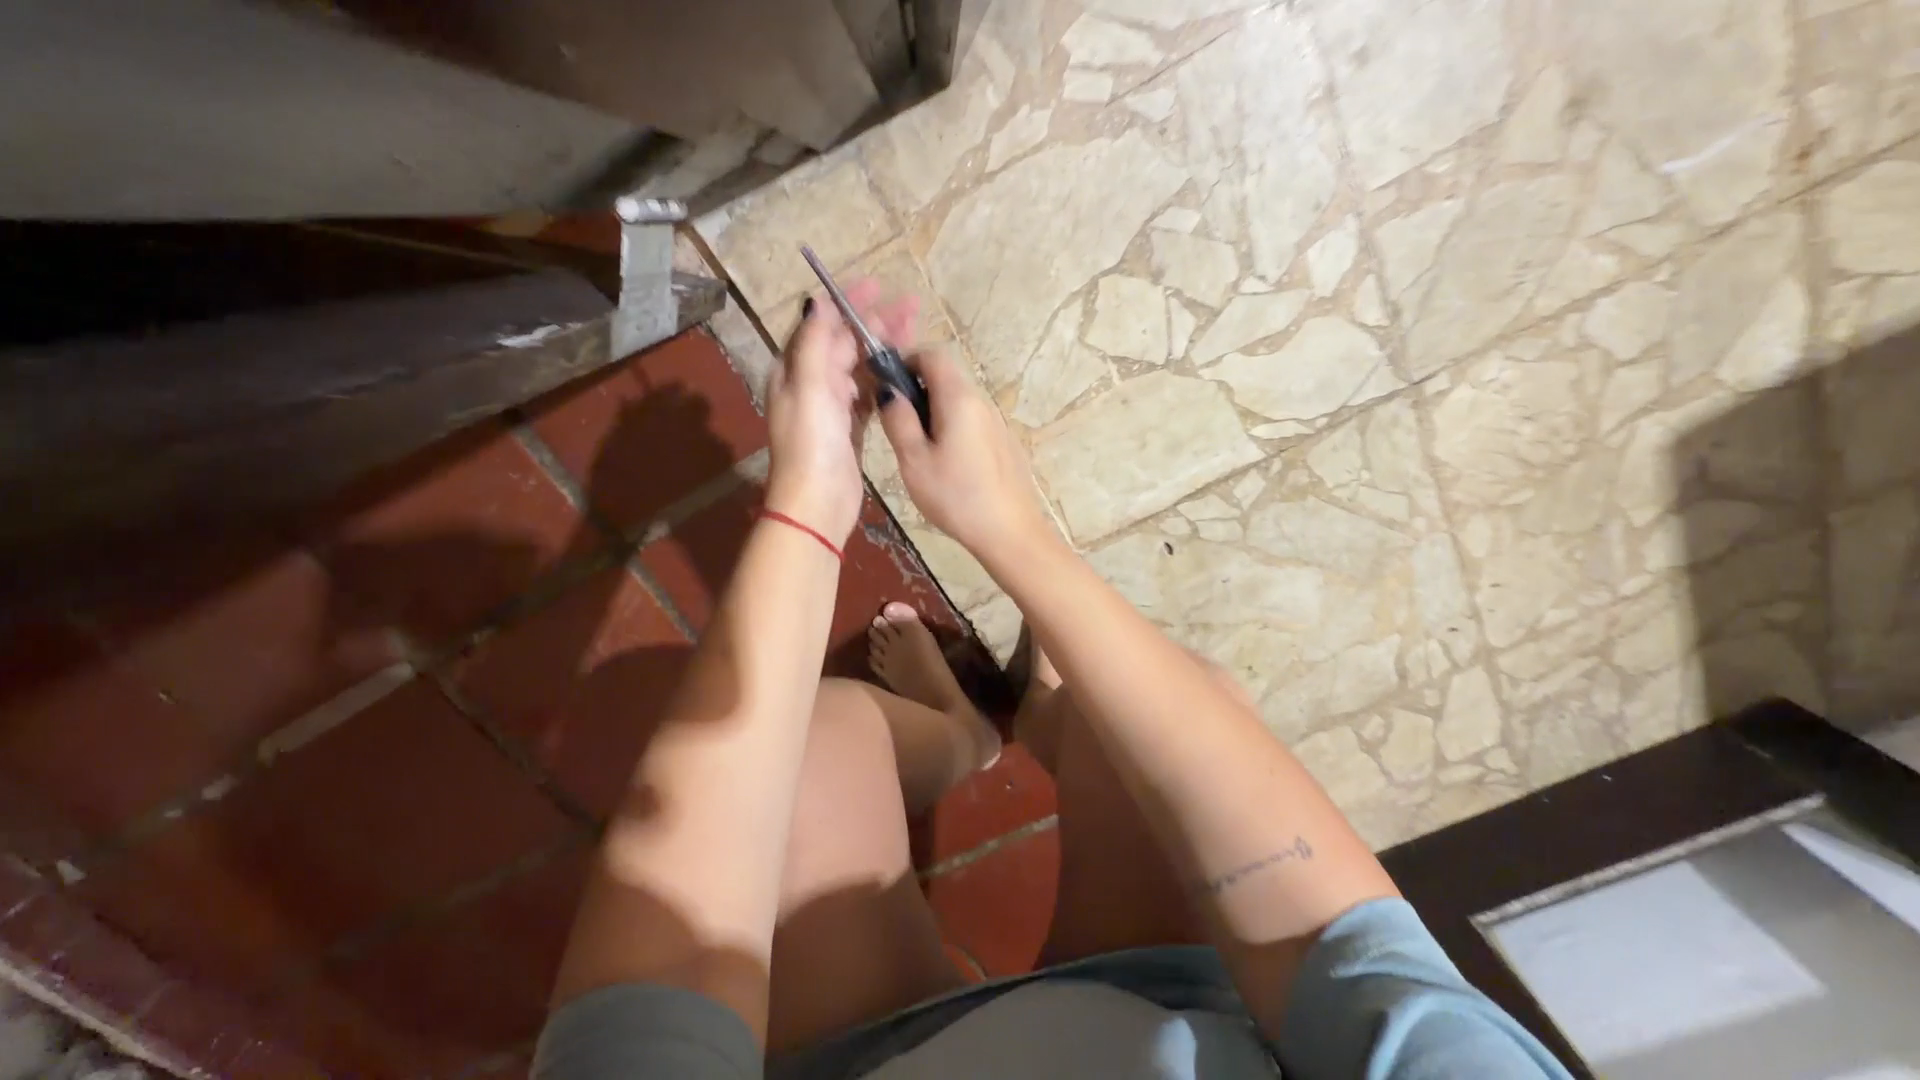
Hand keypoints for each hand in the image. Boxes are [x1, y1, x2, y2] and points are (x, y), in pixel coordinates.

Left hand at [765, 280, 911, 544]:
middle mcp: (809, 385)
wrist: (816, 502)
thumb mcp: (809, 386)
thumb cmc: (810, 443)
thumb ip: (814, 342)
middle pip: (843, 344)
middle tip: (911, 307)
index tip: (878, 285)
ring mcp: (830, 408)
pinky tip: (902, 372)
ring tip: (914, 332)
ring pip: (858, 367)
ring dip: (883, 349)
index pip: (822, 325)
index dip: (848, 304)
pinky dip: (882, 380)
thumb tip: (818, 301)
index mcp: (793, 371)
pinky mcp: (848, 430)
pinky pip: (867, 395)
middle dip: (874, 324)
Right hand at [876, 347, 1050, 559]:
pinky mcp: (1005, 445)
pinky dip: (955, 432)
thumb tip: (889, 391)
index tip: (888, 388)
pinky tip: (950, 469)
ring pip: (960, 404)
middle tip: (900, 429)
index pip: (933, 355)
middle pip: (947, 379)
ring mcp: (998, 424)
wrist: (1010, 532)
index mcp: (959, 398)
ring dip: (936, 416)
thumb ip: (898, 420)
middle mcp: (983, 402)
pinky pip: (974, 425)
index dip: (906, 362)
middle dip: (919, 393)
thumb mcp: (914, 460)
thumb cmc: (956, 496)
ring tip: (922, 455)